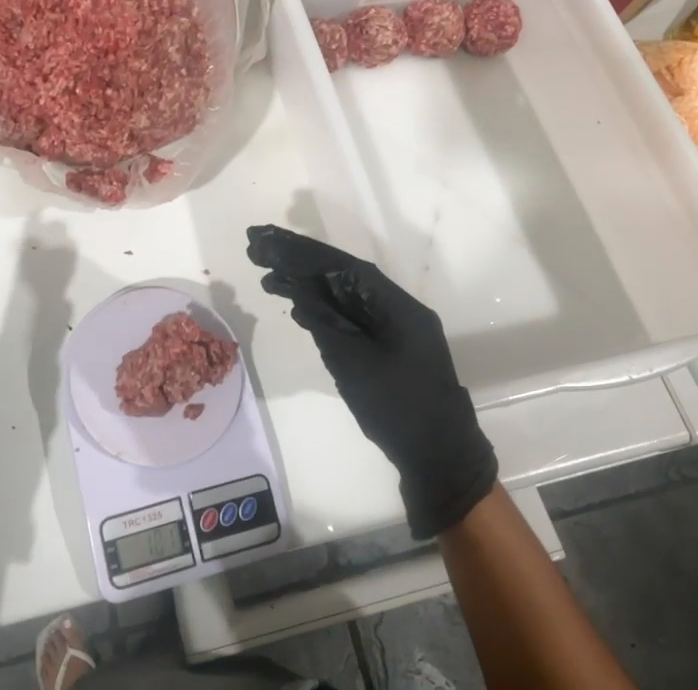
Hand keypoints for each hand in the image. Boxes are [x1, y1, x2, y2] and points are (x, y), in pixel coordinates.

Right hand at [247, 225, 495, 539]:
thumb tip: (298, 289)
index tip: (268, 240)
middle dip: (300, 261)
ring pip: (343, 296)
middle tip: (257, 247)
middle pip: (342, 276)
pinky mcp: (387, 349)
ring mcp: (393, 329)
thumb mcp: (354, 364)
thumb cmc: (399, 409)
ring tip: (268, 277)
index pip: (343, 267)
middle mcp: (397, 309)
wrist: (440, 457)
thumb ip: (325, 323)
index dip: (303, 251)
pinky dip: (321, 310)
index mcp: (397, 306)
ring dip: (307, 285)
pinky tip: (297, 307)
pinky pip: (349, 318)